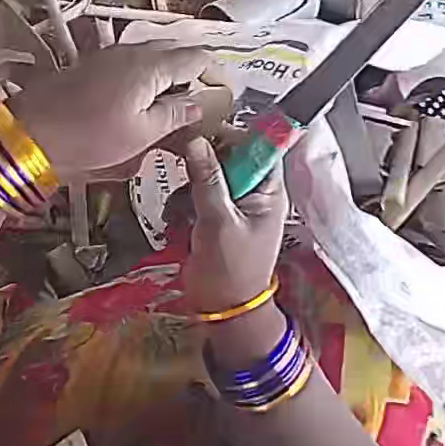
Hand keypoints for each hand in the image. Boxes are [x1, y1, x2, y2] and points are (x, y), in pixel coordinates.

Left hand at [7, 43, 214, 176]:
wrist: (32, 130)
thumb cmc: (91, 136)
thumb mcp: (141, 134)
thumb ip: (174, 115)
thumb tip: (198, 103)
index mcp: (152, 66)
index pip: (197, 56)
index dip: (216, 71)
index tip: (225, 91)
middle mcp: (135, 50)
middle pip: (176, 49)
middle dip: (195, 67)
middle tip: (205, 95)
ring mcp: (112, 52)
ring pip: (153, 51)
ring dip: (171, 67)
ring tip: (179, 95)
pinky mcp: (95, 60)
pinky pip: (133, 56)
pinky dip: (149, 69)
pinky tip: (146, 90)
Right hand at [180, 136, 286, 314]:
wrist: (221, 312)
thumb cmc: (231, 269)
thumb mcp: (219, 221)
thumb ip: (207, 179)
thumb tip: (195, 140)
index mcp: (268, 191)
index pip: (259, 147)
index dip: (236, 136)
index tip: (207, 133)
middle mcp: (252, 192)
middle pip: (229, 157)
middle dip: (204, 163)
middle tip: (185, 167)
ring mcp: (231, 204)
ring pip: (208, 173)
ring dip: (189, 186)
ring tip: (180, 207)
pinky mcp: (212, 215)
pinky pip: (196, 193)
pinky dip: (183, 202)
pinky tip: (176, 219)